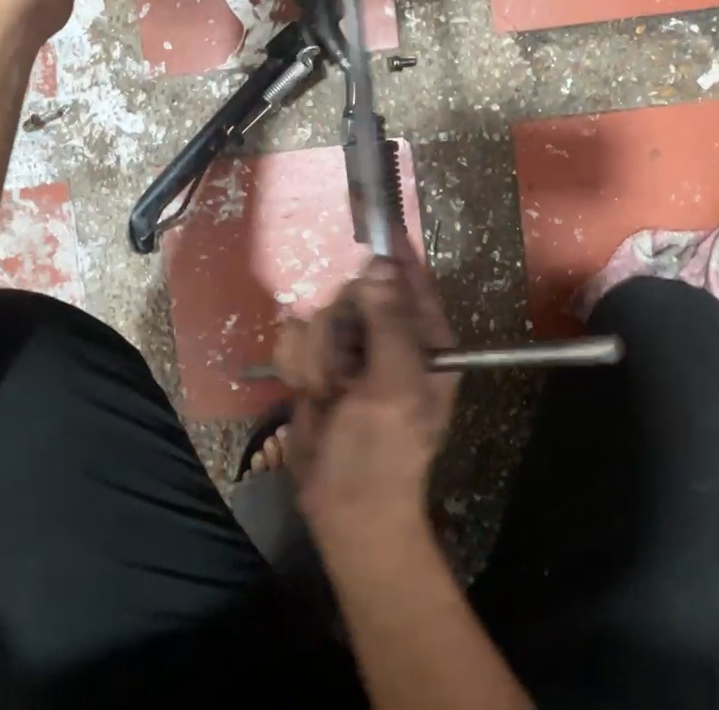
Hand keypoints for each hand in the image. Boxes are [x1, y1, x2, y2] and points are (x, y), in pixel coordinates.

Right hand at [273, 249, 458, 553]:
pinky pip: (293, 338)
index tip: (369, 212)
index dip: (390, 248)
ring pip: (317, 313)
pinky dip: (298, 366)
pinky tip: (311, 395)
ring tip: (332, 393)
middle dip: (339, 329)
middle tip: (347, 369)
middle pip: (351, 291)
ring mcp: (348, 350)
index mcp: (424, 338)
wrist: (343, 506)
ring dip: (317, 357)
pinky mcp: (315, 364)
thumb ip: (388, 322)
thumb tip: (378, 264)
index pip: (408, 277)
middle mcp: (386, 336)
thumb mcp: (396, 386)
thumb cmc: (384, 452)